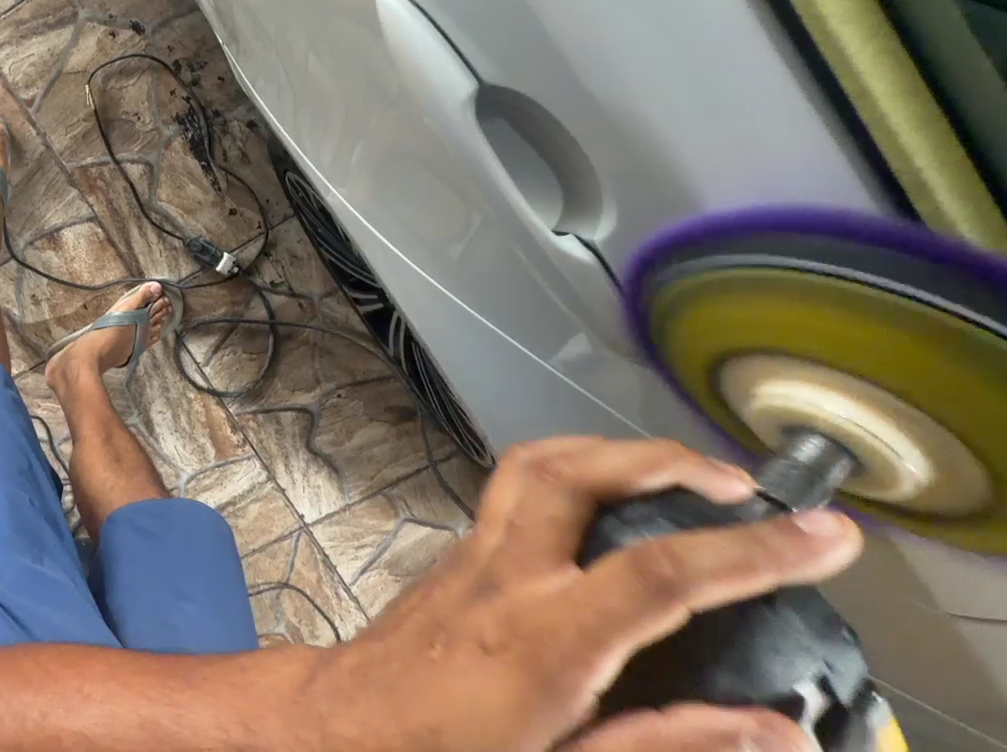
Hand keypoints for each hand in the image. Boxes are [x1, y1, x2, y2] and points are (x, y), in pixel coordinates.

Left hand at [306, 436, 861, 751]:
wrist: (346, 723)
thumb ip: (666, 743)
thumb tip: (777, 730)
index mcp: (544, 638)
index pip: (660, 574)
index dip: (750, 548)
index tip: (826, 531)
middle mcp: (504, 574)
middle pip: (571, 475)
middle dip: (655, 459)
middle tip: (730, 479)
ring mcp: (470, 553)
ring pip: (530, 466)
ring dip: (604, 451)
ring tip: (669, 469)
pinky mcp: (453, 552)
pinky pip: (509, 489)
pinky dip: (564, 474)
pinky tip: (596, 501)